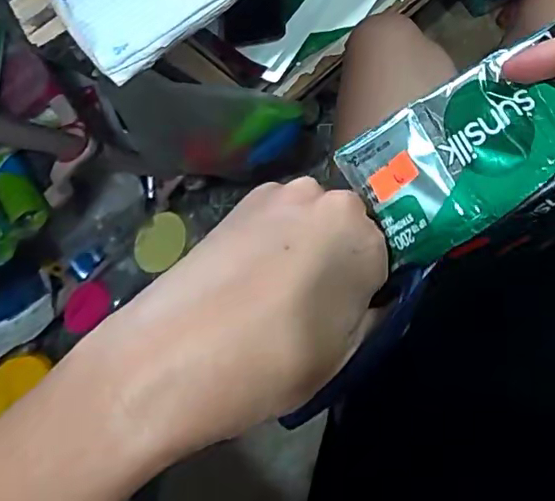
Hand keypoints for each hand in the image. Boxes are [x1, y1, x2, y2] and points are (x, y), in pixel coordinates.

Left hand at [83, 178, 386, 452]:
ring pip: (314, 218)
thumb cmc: (267, 362)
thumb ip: (372, 316)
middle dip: (340, 257)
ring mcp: (282, 192)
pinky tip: (247, 276)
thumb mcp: (339, 357)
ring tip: (272, 290)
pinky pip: (279, 215)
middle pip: (350, 227)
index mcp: (362, 234)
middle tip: (312, 303)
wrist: (167, 356)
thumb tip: (374, 300)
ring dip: (306, 243)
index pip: (386, 255)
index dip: (369, 287)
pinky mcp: (245, 198)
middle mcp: (328, 197)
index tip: (348, 312)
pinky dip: (274, 237)